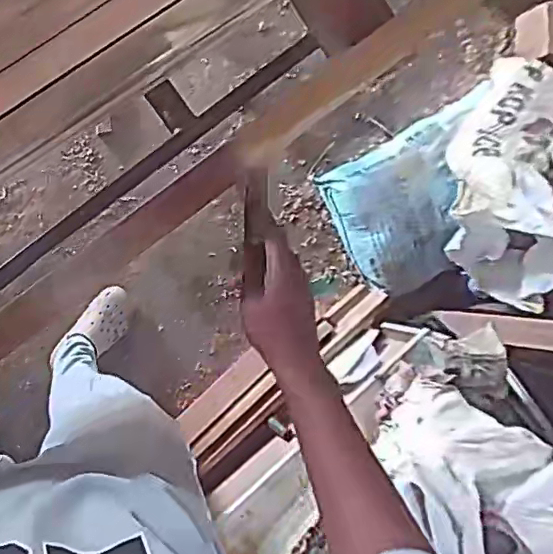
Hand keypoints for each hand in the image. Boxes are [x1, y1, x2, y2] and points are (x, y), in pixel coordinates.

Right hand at [238, 173, 323, 380]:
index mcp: (282, 268)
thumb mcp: (249, 301)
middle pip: (280, 242)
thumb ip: (250, 273)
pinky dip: (275, 264)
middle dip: (264, 230)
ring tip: (251, 247)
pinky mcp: (303, 293)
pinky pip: (288, 269)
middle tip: (249, 219)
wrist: (297, 357)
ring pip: (285, 256)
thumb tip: (248, 248)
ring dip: (270, 249)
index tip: (253, 195)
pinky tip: (264, 273)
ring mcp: (303, 282)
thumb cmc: (269, 331)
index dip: (262, 213)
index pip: (272, 232)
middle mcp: (297, 270)